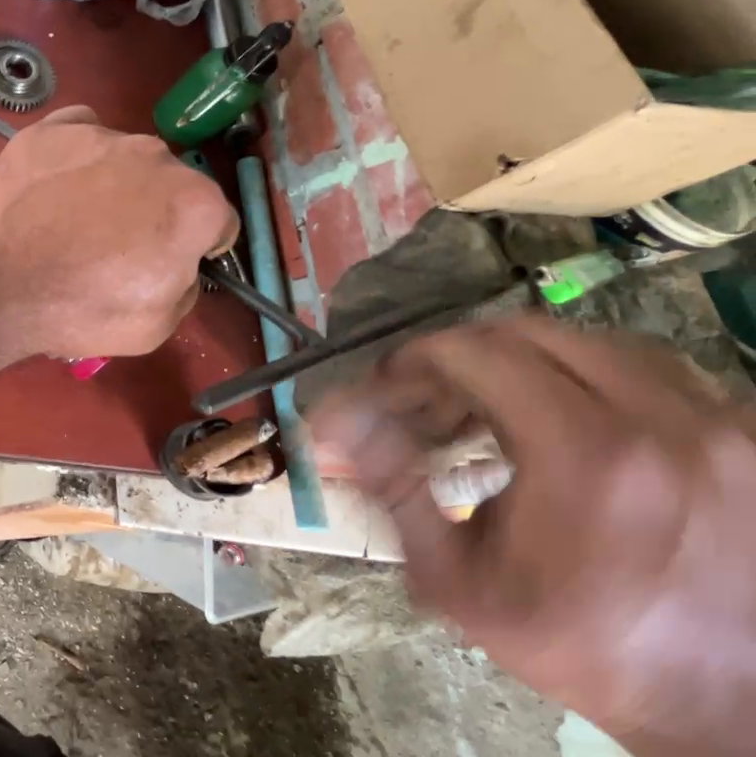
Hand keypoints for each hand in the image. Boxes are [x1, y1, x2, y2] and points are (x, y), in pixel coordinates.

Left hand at [0, 106, 237, 360]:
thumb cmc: (77, 310)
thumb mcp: (157, 324)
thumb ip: (187, 282)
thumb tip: (177, 262)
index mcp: (195, 203)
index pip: (214, 222)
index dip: (191, 248)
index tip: (159, 265)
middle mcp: (154, 155)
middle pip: (168, 184)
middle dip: (151, 210)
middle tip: (110, 246)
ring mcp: (97, 135)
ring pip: (121, 157)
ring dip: (111, 180)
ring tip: (70, 217)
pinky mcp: (45, 130)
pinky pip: (77, 130)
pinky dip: (74, 151)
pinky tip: (55, 182)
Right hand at [312, 318, 755, 756]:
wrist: (728, 707)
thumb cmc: (578, 643)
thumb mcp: (456, 577)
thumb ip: (391, 486)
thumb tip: (328, 420)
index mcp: (586, 453)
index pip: (475, 351)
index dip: (414, 360)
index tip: (388, 390)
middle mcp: (664, 422)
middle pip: (529, 334)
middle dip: (462, 357)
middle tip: (428, 401)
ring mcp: (722, 428)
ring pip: (592, 344)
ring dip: (525, 365)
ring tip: (492, 413)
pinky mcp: (750, 440)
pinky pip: (653, 374)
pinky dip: (588, 382)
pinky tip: (563, 425)